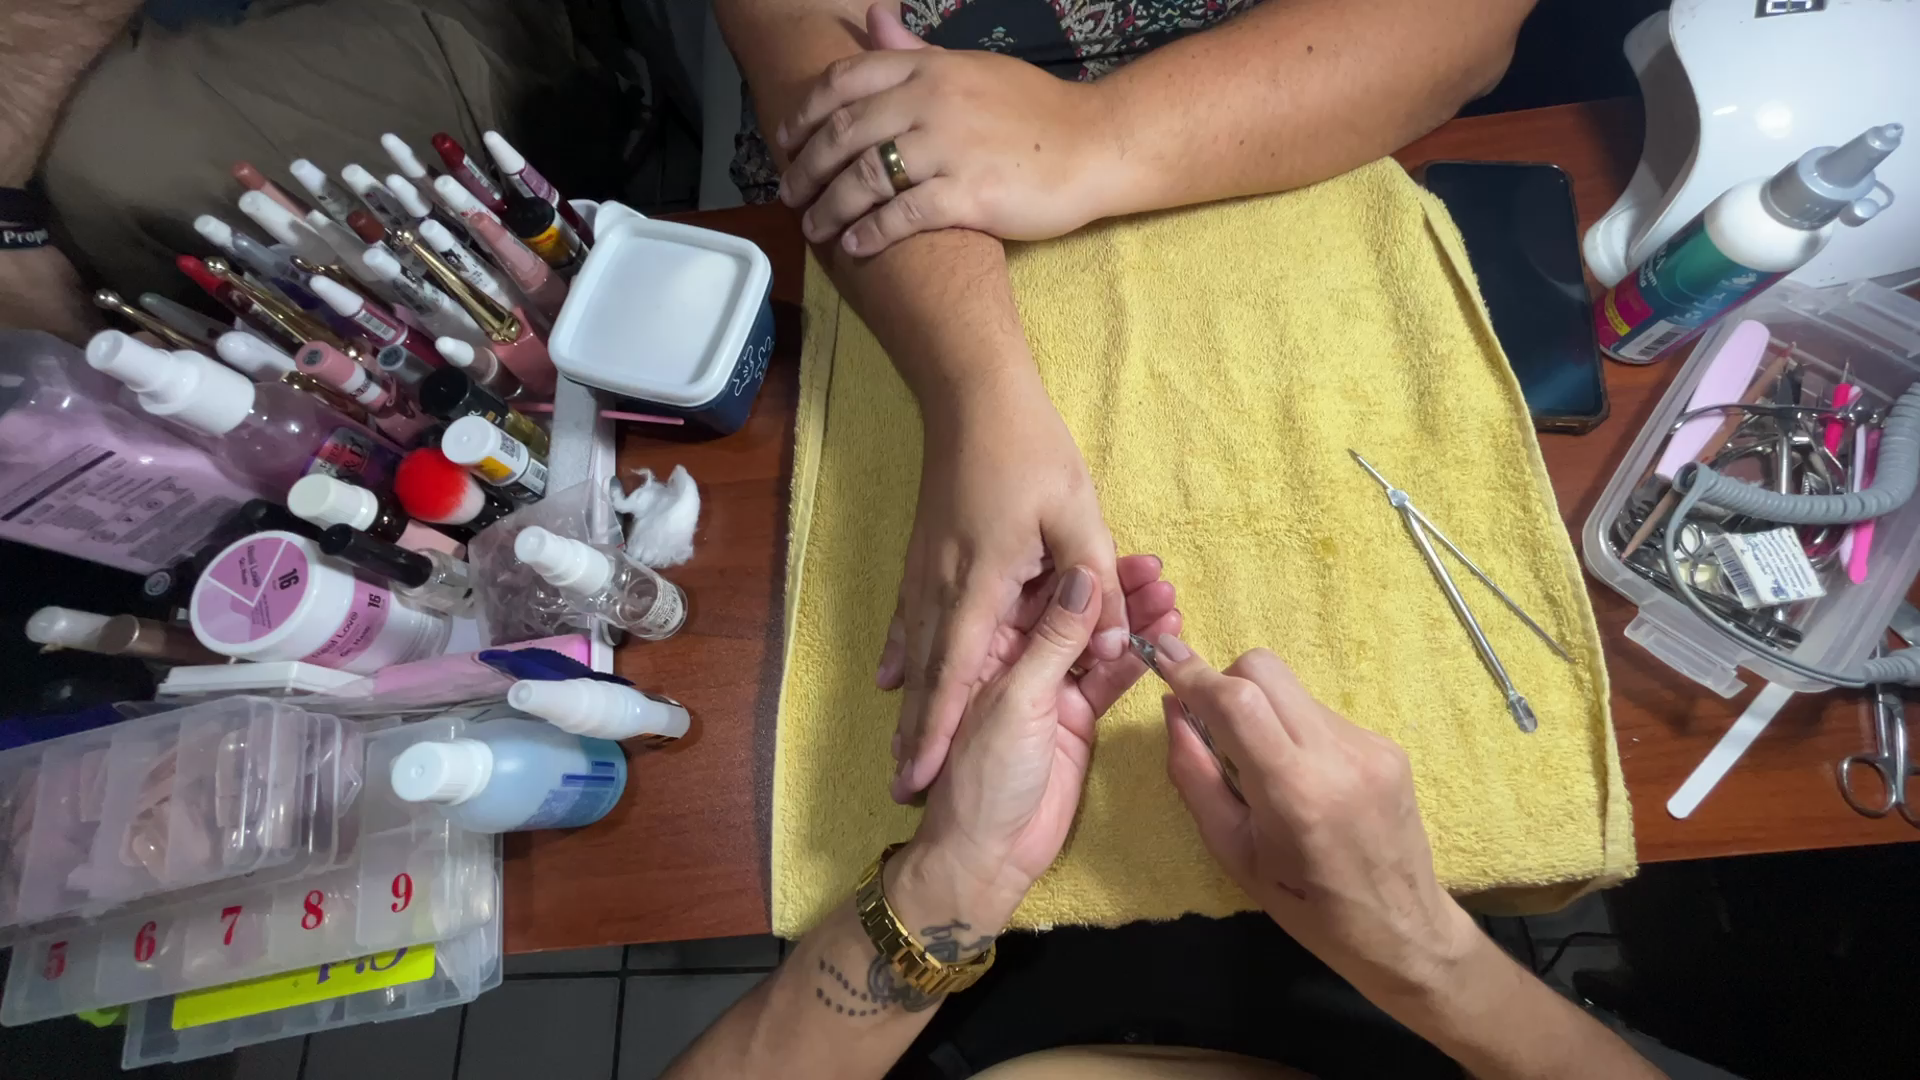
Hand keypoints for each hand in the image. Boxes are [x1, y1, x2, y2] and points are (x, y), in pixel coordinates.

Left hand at [774, 3, 1115, 256]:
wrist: (1093, 146)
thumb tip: (873, 20)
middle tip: (789, 195)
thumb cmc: (1034, 113)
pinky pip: (904, 215)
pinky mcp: (969, 195)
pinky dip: (871, 232)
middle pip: (846, 133)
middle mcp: (932, 102)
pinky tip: (854, 247)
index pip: (847, 81)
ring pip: (867, 176)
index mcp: (930, 69)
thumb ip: (918, 52)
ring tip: (814, 230)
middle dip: (807, 166)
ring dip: (830, 206)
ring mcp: (949, 149)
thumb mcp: (972, 68)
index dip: (806, 112)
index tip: (786, 139)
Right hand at [881, 386, 1128, 802]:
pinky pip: (909, 618)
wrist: (973, 397)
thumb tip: (1117, 646)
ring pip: (915, 651)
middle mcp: (940, 590)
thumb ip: (1096, 586)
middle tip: (902, 785)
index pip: (955, 676)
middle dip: (914, 733)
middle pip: (926, 674)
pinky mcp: (923, 556)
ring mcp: (925, 572)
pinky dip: (900, 653)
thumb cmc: (1031, 453)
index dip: (936, 731)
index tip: (918, 779)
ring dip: (907, 703)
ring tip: (897, 749)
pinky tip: (888, 676)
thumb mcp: (1080, 516)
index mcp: (980, 587)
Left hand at [889, 564, 1181, 932]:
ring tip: (1172, 600)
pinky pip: (1107, 680)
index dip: (1083, 571)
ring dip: (1132, 625)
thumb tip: (1083, 575)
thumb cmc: (986, 770)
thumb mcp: (1020, 697)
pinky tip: (1164, 642)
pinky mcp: (1076, 716)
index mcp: (990, 643)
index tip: (1125, 552)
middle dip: (1115, 594)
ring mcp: (1051, 687)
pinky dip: (1135, 663)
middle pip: (1074, 615)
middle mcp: (1020, 657)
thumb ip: (1055, 639)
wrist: (990, 850)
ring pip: (1096, 644)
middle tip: (1159, 573)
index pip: (1041, 594)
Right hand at [1150, 637, 1480, 1004]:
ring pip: (1289, 687)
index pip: (1237, 701)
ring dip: (1260, 707)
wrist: (1405, 933)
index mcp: (1294, 792)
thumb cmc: (1305, 904)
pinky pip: (1316, 709)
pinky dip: (1291, 726)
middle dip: (1225, 681)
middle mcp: (1338, 755)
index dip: (1193, 673)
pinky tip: (1302, 773)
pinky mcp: (1386, 743)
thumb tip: (1172, 706)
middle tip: (1218, 727)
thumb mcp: (1230, 850)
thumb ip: (1193, 773)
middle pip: (1263, 669)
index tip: (1162, 654)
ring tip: (1265, 762)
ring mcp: (1369, 744)